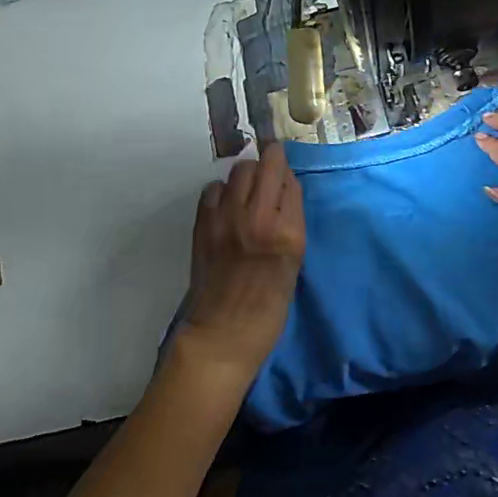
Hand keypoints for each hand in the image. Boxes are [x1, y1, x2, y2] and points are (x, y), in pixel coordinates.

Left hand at [175, 143, 305, 380]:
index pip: (289, 178)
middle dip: (268, 163)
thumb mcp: (294, 262)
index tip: (284, 169)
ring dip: (246, 175)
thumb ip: (290, 221)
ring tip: (247, 191)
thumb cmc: (268, 307)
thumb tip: (283, 187)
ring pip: (238, 170)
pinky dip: (222, 191)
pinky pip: (213, 188)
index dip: (287, 169)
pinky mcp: (203, 223)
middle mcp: (257, 217)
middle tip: (268, 174)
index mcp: (288, 232)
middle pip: (264, 165)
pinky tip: (226, 207)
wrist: (222, 333)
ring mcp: (226, 218)